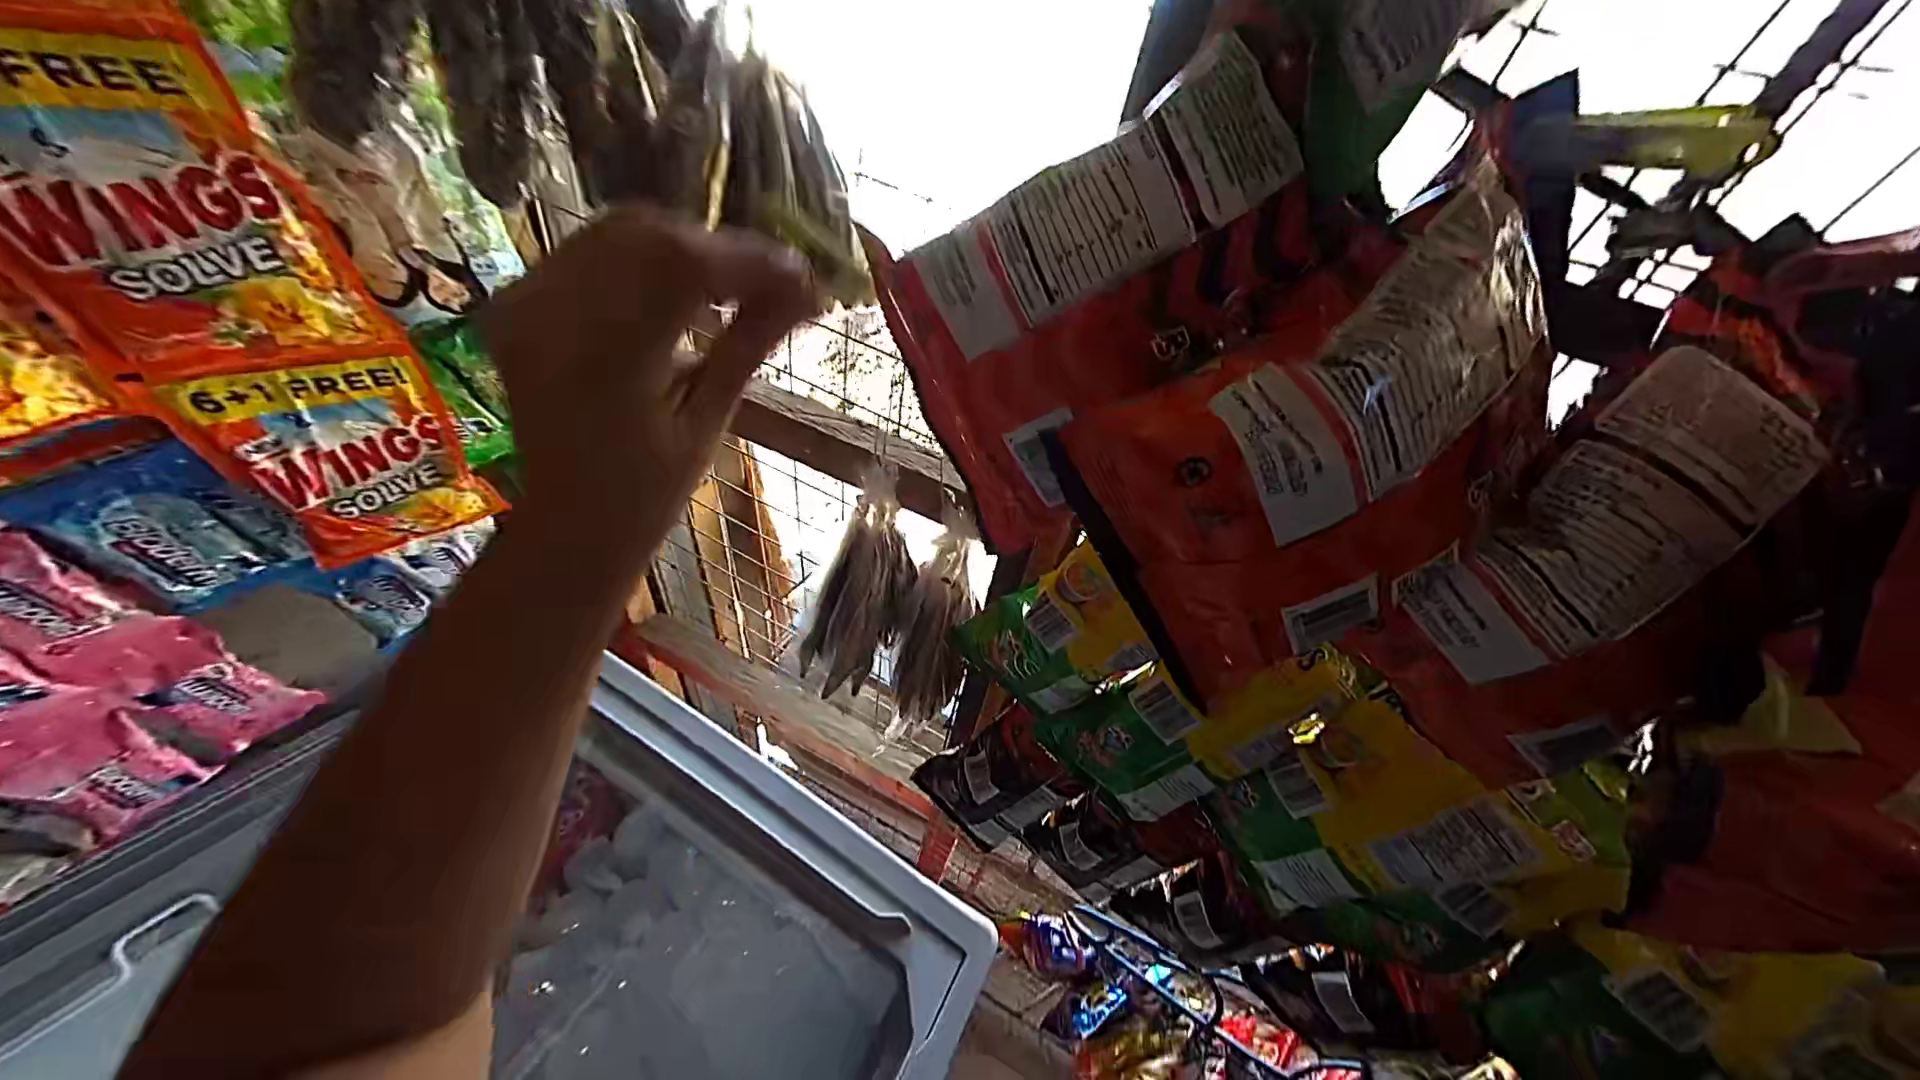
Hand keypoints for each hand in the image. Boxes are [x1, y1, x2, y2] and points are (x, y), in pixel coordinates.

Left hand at [481, 208, 811, 563]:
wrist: (567, 522)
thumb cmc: (647, 493)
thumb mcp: (708, 424)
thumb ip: (747, 346)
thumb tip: (803, 294)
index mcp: (605, 359)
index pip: (686, 266)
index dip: (753, 261)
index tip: (805, 280)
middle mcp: (553, 313)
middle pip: (651, 234)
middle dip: (725, 249)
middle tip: (777, 283)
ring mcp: (528, 301)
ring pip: (621, 232)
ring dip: (690, 249)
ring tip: (739, 285)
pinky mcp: (523, 300)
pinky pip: (596, 251)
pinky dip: (651, 259)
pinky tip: (687, 290)